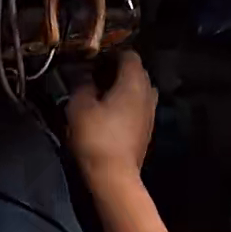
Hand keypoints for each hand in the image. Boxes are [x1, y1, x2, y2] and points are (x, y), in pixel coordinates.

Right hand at [66, 50, 156, 187]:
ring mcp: (151, 114)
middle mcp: (148, 94)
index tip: (93, 61)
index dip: (110, 54)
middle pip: (137, 72)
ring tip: (102, 97)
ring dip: (123, 91)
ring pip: (139, 92)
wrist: (115, 177)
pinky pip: (138, 109)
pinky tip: (110, 116)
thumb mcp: (79, 106)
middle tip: (95, 78)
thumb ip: (82, 85)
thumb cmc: (97, 137)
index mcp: (134, 81)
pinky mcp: (147, 131)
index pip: (129, 54)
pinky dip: (126, 107)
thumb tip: (86, 77)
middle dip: (118, 71)